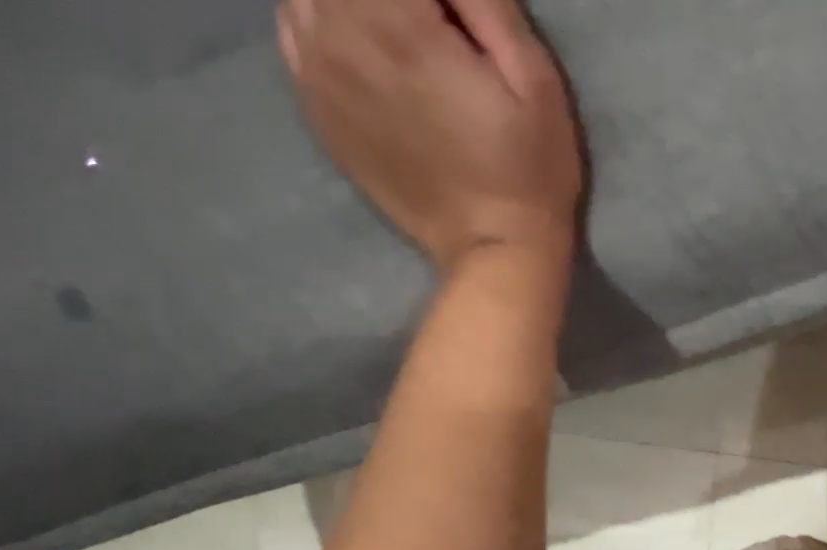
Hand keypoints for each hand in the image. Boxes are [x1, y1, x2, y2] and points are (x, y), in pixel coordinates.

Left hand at [277, 0, 584, 271]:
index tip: (457, 12)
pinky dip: (320, 16)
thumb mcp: (534, 79)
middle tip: (434, 23)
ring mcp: (317, 72)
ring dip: (353, 1)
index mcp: (399, 24)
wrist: (491, 247)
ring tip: (400, 26)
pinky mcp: (315, 104)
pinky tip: (362, 36)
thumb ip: (486, 1)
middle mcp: (339, 35)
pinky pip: (292, 27)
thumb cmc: (529, 168)